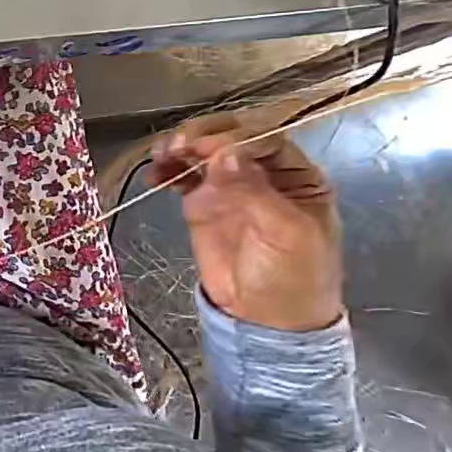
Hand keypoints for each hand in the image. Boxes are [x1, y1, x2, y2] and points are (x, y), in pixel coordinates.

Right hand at [150, 115, 344, 331]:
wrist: (263, 316)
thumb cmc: (292, 276)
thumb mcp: (287, 235)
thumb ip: (257, 192)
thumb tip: (225, 154)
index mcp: (296, 175)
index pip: (266, 139)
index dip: (236, 138)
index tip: (208, 149)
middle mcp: (261, 172)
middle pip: (229, 135)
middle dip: (202, 135)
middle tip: (178, 146)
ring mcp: (228, 184)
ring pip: (200, 150)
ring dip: (178, 147)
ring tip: (161, 157)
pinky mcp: (200, 199)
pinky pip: (180, 174)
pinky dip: (164, 169)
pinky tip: (155, 175)